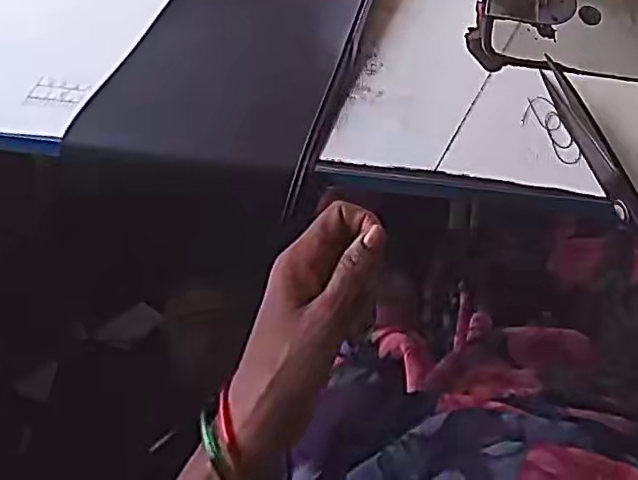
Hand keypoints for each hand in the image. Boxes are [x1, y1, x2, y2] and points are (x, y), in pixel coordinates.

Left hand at [227, 202, 385, 473]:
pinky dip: (359, 306)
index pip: (338, 213)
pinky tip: (352, 329)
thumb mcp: (324, 319)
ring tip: (353, 317)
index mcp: (297, 260)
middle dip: (367, 263)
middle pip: (350, 239)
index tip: (378, 250)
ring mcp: (313, 290)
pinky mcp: (321, 311)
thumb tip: (376, 232)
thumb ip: (352, 273)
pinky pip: (351, 292)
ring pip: (354, 267)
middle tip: (362, 293)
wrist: (260, 424)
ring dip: (364, 289)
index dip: (364, 224)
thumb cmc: (281, 374)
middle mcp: (305, 268)